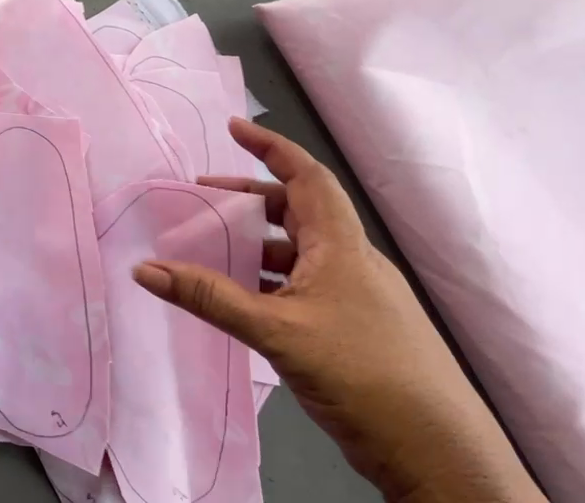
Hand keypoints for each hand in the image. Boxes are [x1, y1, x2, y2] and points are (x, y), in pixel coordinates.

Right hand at [131, 119, 542, 502]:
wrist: (443, 459)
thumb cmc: (365, 375)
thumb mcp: (276, 331)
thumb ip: (207, 297)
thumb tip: (142, 268)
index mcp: (341, 248)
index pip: (307, 178)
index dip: (271, 147)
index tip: (234, 126)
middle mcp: (351, 263)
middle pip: (296, 211)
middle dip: (248, 197)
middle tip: (200, 197)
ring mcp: (356, 298)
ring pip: (296, 251)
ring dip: (252, 243)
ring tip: (206, 247)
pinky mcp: (354, 329)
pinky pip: (300, 284)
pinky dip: (264, 278)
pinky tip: (236, 296)